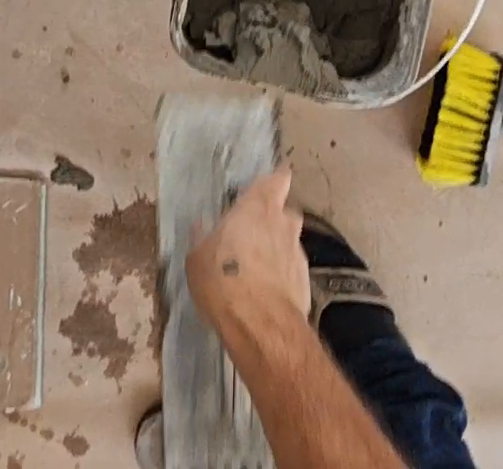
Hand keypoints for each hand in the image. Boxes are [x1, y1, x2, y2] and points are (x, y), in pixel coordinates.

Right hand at [186, 167, 309, 327]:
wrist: (261, 324)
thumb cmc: (223, 280)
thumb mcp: (197, 258)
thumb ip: (203, 237)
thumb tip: (201, 226)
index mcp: (256, 208)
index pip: (277, 180)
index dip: (277, 178)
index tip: (275, 178)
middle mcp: (282, 223)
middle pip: (285, 209)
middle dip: (275, 215)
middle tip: (256, 227)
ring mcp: (296, 251)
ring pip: (289, 239)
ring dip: (278, 244)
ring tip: (260, 261)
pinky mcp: (304, 279)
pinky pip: (291, 266)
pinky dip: (282, 270)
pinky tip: (267, 286)